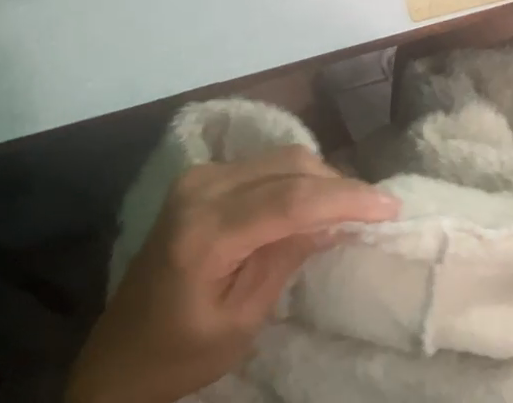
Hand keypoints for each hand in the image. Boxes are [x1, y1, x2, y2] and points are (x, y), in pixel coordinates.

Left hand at [66, 146, 399, 402]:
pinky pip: (261, 166)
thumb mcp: (241, 321)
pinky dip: (295, 179)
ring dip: (320, 179)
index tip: (392, 208)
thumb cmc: (180, 353)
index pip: (290, 199)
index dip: (346, 198)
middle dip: (338, 185)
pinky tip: (314, 203)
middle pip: (287, 167)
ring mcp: (197, 178)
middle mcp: (200, 188)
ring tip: (353, 209)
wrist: (119, 353)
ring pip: (278, 159)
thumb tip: (335, 220)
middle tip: (378, 212)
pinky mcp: (199, 179)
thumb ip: (285, 260)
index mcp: (206, 231)